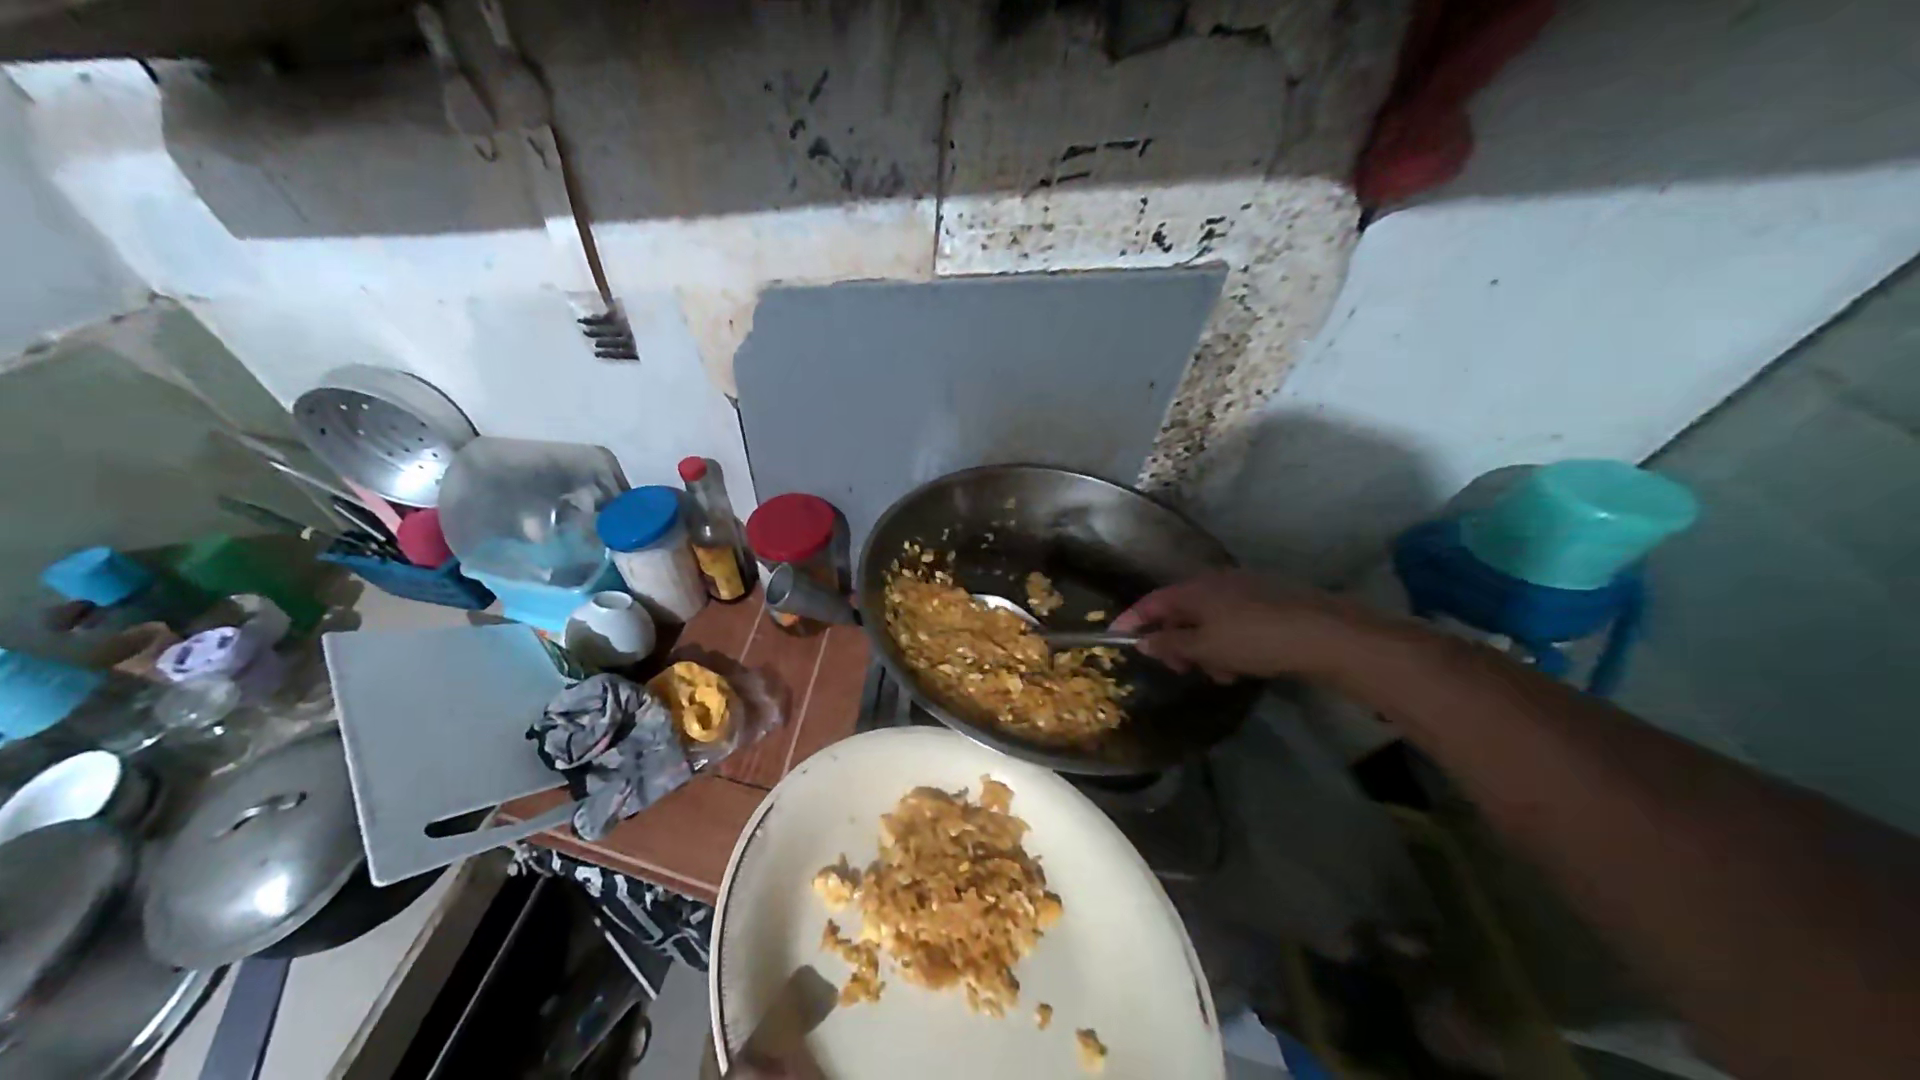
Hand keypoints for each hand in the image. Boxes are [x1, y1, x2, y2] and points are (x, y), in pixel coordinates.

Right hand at [1112, 570, 1363, 681]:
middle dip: (1175, 642)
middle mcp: (1215, 582)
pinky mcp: (1267, 602)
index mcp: (1195, 588)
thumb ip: (1169, 643)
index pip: (1151, 601)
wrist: (1326, 634)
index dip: (1131, 619)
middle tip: (1180, 669)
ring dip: (1204, 649)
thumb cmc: (1255, 640)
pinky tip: (1242, 667)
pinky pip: (1231, 622)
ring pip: (1208, 621)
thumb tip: (1142, 640)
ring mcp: (1244, 590)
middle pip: (1180, 611)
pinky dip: (1226, 644)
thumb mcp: (1205, 648)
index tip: (1115, 638)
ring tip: (1221, 675)